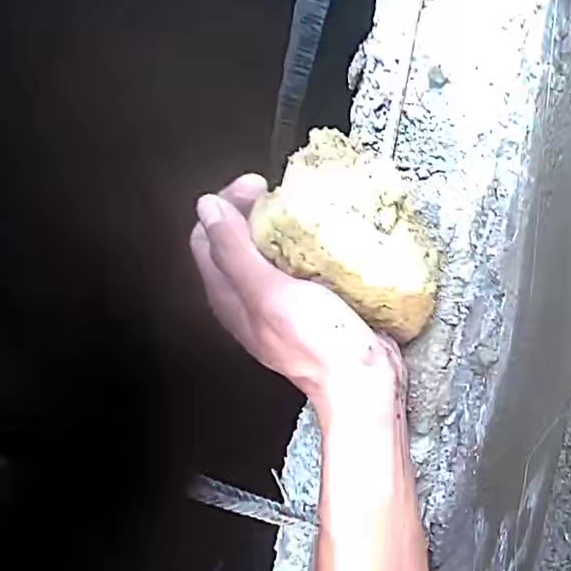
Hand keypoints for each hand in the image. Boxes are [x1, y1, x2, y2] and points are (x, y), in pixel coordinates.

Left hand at [190, 175, 402, 414]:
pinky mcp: (313, 310)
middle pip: (236, 242)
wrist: (364, 383)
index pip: (207, 235)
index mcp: (229, 296)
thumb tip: (206, 207)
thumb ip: (234, 251)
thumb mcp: (270, 293)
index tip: (260, 187)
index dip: (227, 204)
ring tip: (307, 215)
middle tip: (285, 198)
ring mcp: (283, 306)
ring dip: (283, 231)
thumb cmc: (319, 344)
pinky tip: (327, 245)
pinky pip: (301, 271)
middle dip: (255, 212)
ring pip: (270, 255)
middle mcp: (249, 300)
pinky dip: (308, 251)